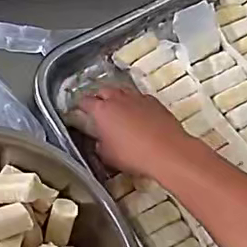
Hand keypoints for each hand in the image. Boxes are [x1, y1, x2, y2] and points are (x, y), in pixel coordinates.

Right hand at [73, 83, 208, 182]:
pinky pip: (139, 97)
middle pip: (104, 90)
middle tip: (98, 107)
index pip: (85, 101)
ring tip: (117, 108)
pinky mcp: (154, 102)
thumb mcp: (107, 156)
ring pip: (122, 90)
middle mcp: (118, 98)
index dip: (80, 105)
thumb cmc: (132, 155)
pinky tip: (137, 112)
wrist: (167, 151)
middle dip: (99, 97)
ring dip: (117, 97)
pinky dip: (135, 102)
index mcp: (101, 110)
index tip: (79, 109)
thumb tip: (100, 141)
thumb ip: (100, 145)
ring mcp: (137, 98)